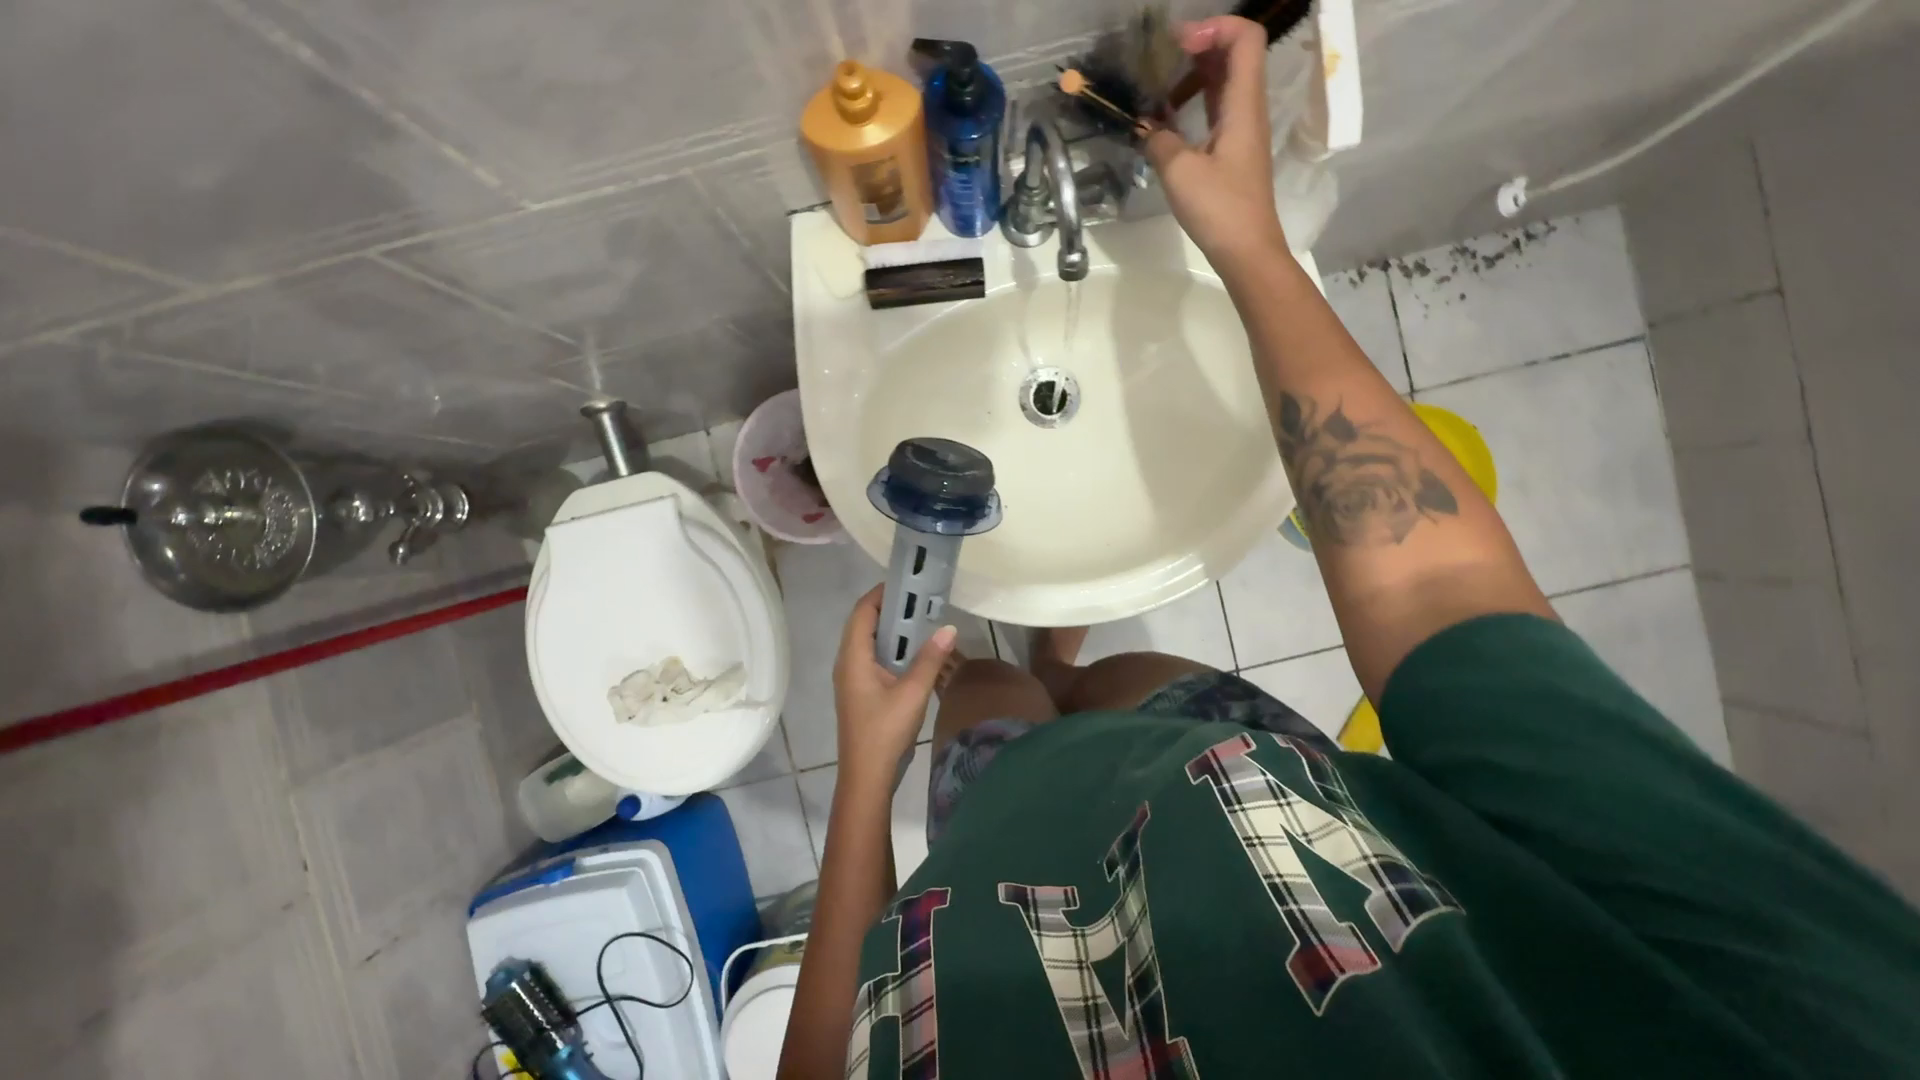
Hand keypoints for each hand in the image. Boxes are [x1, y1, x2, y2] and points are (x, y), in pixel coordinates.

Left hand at [832, 585, 957, 784]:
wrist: (867, 776)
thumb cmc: (885, 731)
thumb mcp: (912, 692)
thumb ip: (930, 658)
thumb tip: (948, 628)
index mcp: (853, 658)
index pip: (862, 612)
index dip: (880, 594)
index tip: (907, 582)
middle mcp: (847, 664)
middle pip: (863, 625)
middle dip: (889, 609)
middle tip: (920, 598)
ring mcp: (852, 680)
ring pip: (868, 643)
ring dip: (891, 630)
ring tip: (921, 619)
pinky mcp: (860, 693)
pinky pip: (873, 659)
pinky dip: (891, 648)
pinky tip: (914, 652)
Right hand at [1142, 16, 1286, 267]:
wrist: (1246, 250)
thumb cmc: (1219, 209)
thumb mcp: (1179, 172)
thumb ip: (1159, 140)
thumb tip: (1145, 127)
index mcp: (1242, 105)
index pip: (1244, 38)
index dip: (1214, 27)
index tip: (1178, 43)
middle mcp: (1248, 109)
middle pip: (1235, 54)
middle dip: (1200, 45)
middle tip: (1162, 58)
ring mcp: (1242, 130)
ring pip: (1224, 82)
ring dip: (1194, 75)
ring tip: (1160, 87)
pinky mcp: (1233, 150)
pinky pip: (1216, 108)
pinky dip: (1194, 102)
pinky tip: (1168, 119)